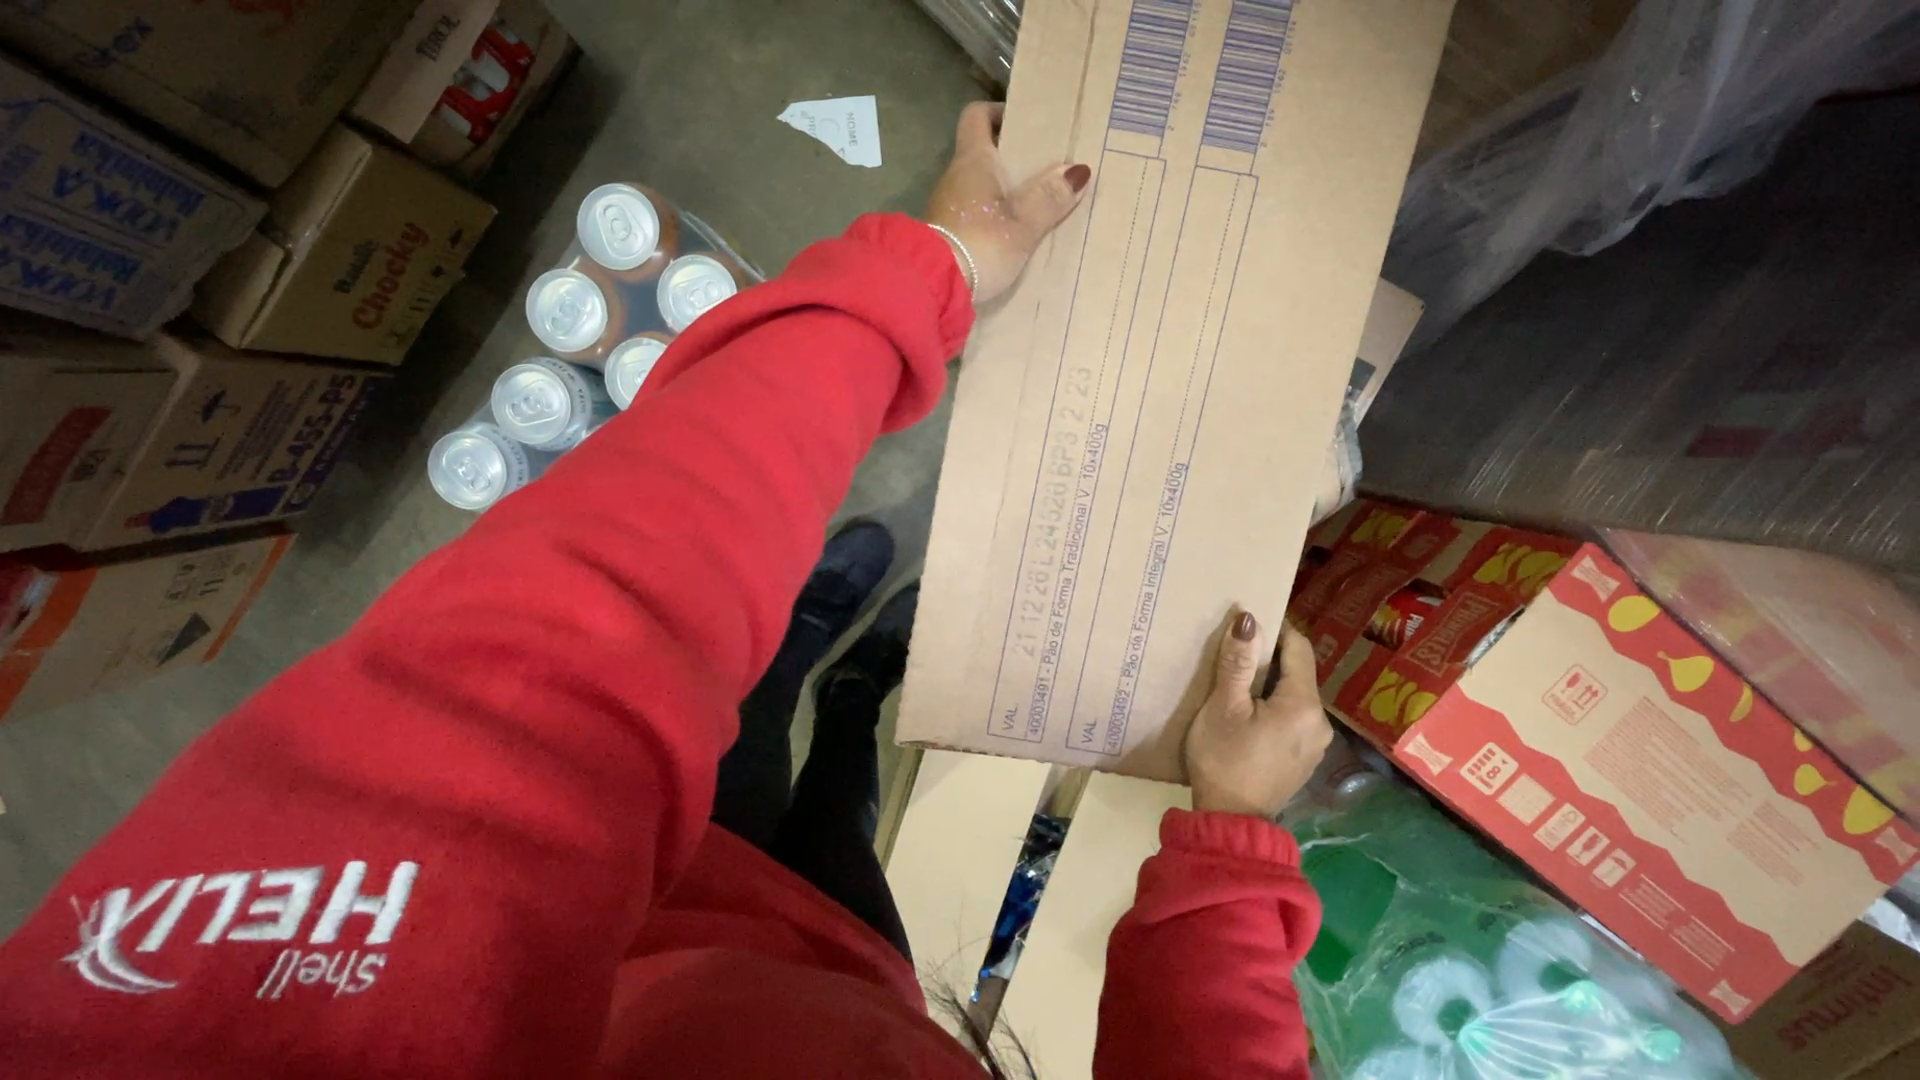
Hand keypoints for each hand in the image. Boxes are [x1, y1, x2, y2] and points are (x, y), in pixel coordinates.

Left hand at [926, 102, 1091, 303]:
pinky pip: (971, 217)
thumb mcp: (1023, 223)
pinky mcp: (943, 237)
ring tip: (1032, 209)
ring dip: (1000, 194)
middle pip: (980, 155)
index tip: (1023, 125)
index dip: (998, 113)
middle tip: (1041, 172)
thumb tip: (1077, 170)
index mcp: (972, 160)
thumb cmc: (981, 244)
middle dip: (1008, 159)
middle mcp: (954, 178)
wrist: (934, 286)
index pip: (977, 116)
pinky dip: (989, 219)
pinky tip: (1010, 238)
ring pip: (976, 188)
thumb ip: (1049, 198)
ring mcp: (945, 208)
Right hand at [1185, 613, 1334, 818]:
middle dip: (1270, 658)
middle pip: (1298, 674)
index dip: (1277, 629)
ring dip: (1271, 685)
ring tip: (1238, 681)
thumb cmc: (1224, 758)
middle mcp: (1320, 722)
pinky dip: (1274, 708)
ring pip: (1295, 697)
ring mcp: (1315, 744)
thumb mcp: (1223, 706)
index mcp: (1303, 704)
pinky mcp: (1304, 759)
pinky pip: (1293, 719)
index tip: (1250, 620)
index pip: (1299, 648)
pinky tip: (1249, 713)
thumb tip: (1248, 618)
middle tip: (1236, 651)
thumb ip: (1237, 662)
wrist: (1230, 821)